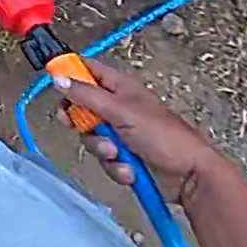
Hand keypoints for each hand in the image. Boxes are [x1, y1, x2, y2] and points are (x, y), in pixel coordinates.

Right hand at [54, 58, 229, 204]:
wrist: (191, 177)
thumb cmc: (163, 135)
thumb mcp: (120, 110)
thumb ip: (86, 95)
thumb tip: (57, 77)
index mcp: (118, 86)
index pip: (86, 70)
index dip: (69, 73)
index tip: (56, 84)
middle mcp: (116, 106)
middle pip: (81, 106)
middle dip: (81, 121)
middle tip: (76, 124)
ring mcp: (119, 132)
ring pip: (91, 136)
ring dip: (101, 147)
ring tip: (116, 153)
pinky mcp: (123, 156)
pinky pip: (104, 158)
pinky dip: (114, 166)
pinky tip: (129, 169)